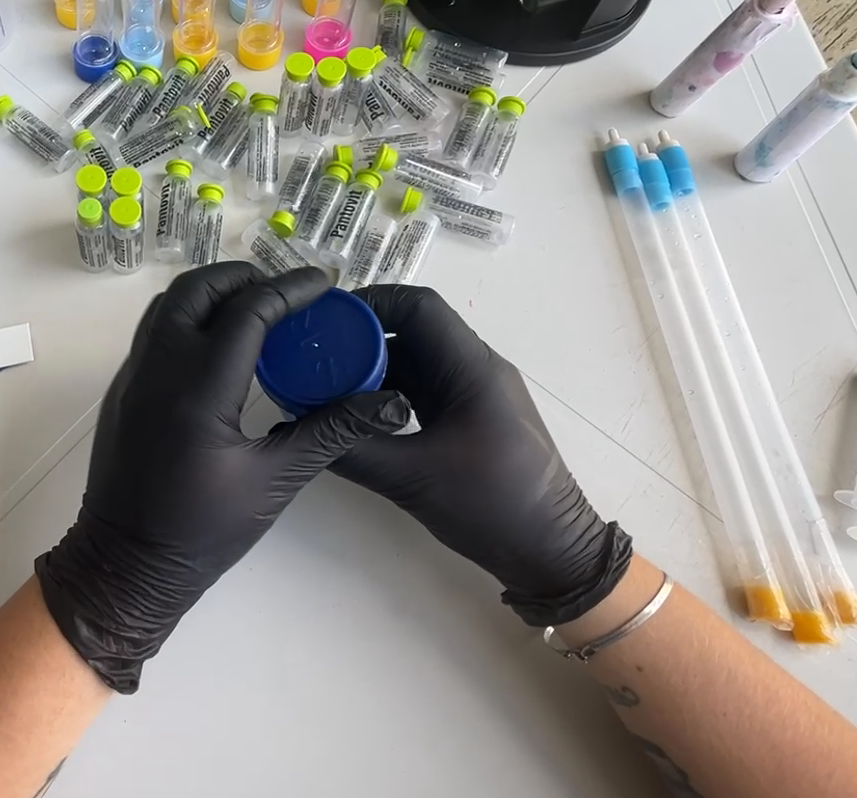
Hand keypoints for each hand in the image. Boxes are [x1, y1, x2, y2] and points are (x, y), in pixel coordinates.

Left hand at [36, 263, 411, 691]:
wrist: (122, 565)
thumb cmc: (201, 532)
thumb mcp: (273, 483)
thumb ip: (329, 431)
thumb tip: (387, 404)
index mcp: (198, 388)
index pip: (248, 311)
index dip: (291, 289)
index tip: (325, 282)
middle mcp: (158, 366)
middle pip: (197, 289)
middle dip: (244, 277)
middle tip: (287, 292)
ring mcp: (132, 373)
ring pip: (169, 304)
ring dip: (212, 292)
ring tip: (257, 308)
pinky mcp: (122, 387)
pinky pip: (155, 329)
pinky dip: (190, 316)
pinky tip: (221, 345)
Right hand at [334, 284, 630, 626]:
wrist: (554, 554)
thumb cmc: (492, 508)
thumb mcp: (412, 479)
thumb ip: (352, 448)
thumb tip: (301, 428)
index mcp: (471, 369)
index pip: (418, 307)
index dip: (371, 303)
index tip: (328, 320)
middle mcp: (474, 369)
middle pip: (412, 330)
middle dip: (362, 337)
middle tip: (317, 353)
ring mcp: (473, 393)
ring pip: (415, 359)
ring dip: (372, 365)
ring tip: (326, 381)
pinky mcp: (467, 416)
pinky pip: (421, 386)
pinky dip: (386, 389)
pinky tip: (354, 409)